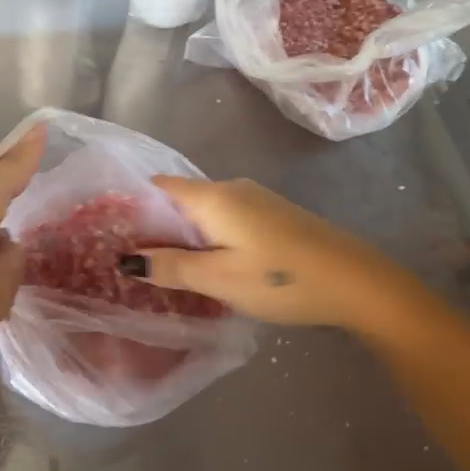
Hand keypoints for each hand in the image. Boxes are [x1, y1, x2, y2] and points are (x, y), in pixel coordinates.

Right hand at [135, 176, 426, 329]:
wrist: (359, 284)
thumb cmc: (283, 279)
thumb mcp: (220, 279)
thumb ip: (172, 267)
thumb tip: (127, 259)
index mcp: (212, 196)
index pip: (157, 186)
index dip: (130, 205)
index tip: (109, 232)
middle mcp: (230, 188)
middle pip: (179, 199)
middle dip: (154, 226)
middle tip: (130, 260)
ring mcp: (254, 201)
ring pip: (203, 212)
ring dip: (182, 236)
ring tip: (163, 269)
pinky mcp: (272, 217)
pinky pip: (224, 220)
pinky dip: (207, 238)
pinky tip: (206, 267)